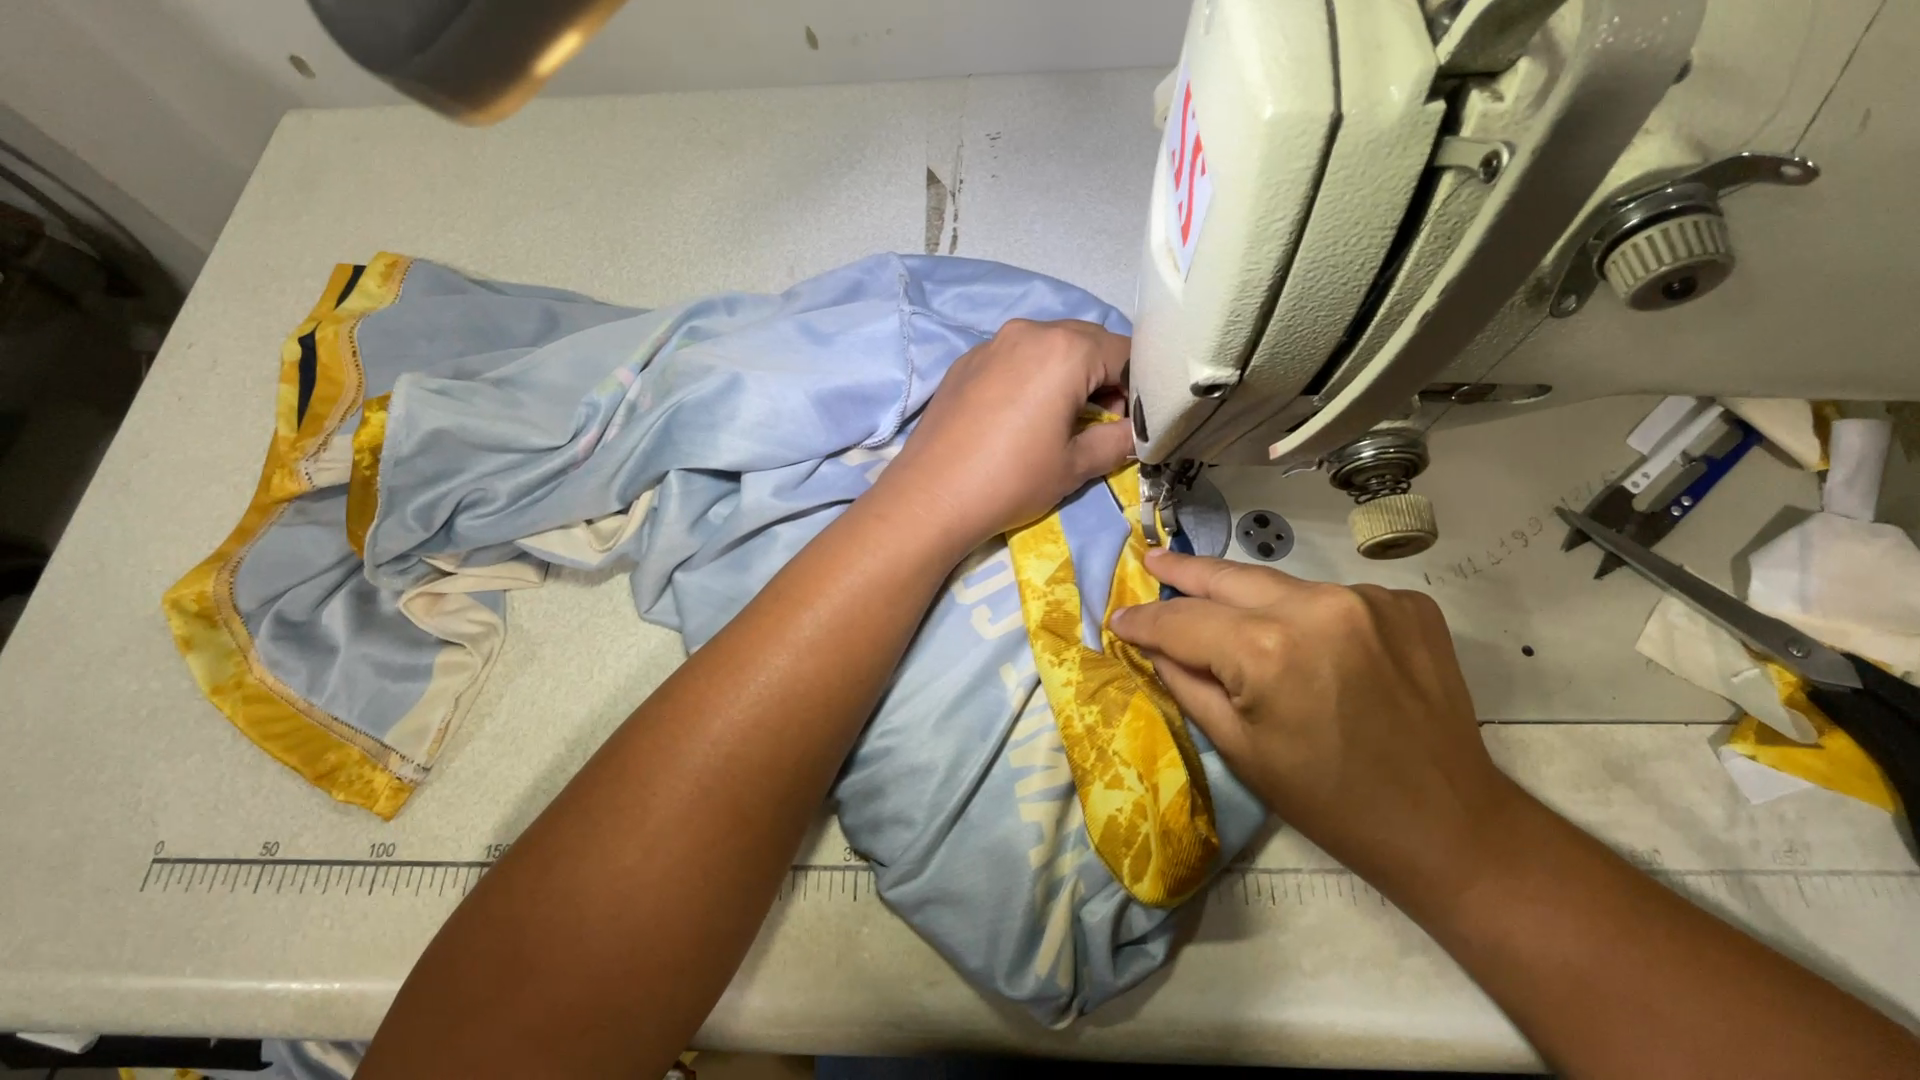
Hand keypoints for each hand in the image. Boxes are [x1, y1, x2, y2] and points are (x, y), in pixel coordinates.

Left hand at [868, 319, 1132, 549]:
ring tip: (1062, 421)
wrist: (930, 498)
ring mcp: (990, 344)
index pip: (1124, 352)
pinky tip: (1021, 418)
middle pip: (1085, 342)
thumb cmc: (1011, 480)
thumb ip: (1117, 440)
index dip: (1140, 385)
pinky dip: (1031, 377)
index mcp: (1064, 349)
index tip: (1135, 420)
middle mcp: (1027, 332)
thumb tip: (1138, 432)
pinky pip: (1014, 358)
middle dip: (1103, 376)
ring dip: (1067, 375)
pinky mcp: (965, 363)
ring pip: (1048, 347)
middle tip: (1101, 422)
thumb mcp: (1075, 465)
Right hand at [1108, 551, 1517, 901]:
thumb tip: (1154, 642)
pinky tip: (1308, 643)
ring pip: (1285, 587)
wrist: (1445, 820)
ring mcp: (1369, 598)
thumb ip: (1187, 682)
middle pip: (1232, 578)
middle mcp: (1317, 606)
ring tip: (1225, 610)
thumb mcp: (1238, 748)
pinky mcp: (1407, 603)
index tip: (1119, 617)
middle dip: (1185, 570)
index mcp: (1266, 650)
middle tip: (1152, 559)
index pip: (1184, 620)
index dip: (1145, 620)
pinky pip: (1335, 598)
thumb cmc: (1327, 798)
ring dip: (1252, 600)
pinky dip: (1310, 615)